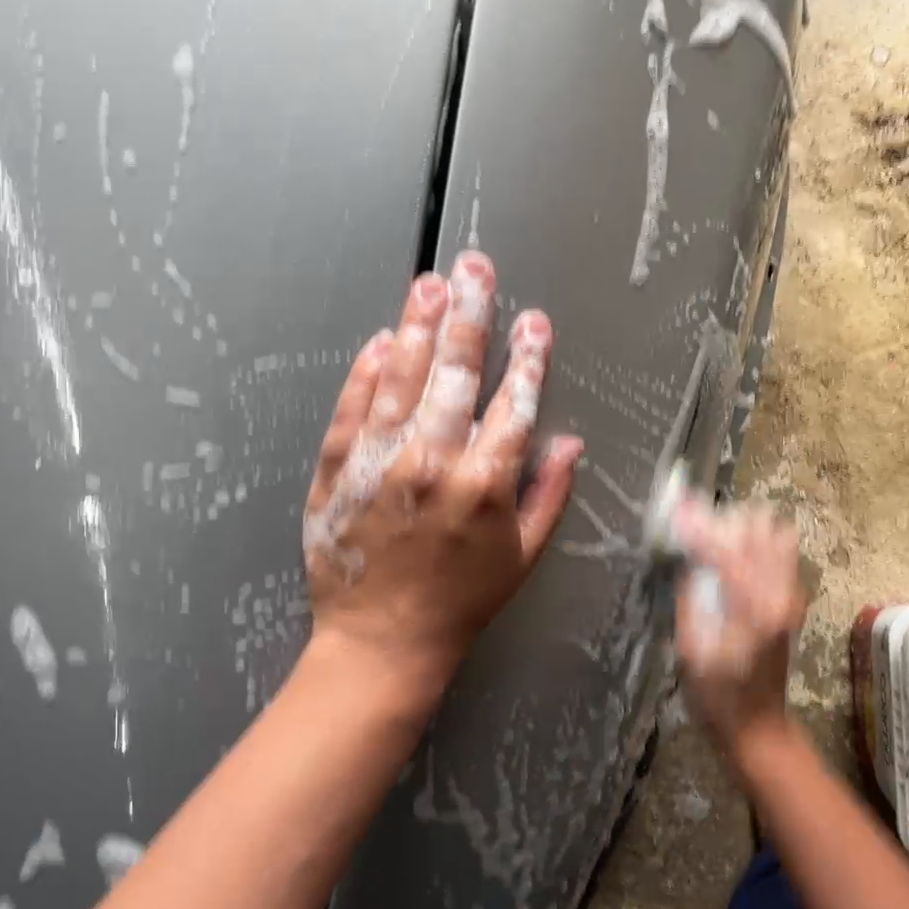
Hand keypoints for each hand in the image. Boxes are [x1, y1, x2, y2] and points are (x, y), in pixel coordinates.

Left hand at [302, 252, 581, 715]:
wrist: (383, 641)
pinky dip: (365, 372)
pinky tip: (378, 340)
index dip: (528, 359)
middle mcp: (434, 464)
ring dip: (416, 325)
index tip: (535, 324)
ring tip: (428, 283)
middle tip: (475, 268)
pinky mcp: (337, 471)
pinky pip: (352, 409)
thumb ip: (549, 494)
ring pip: (400, 378)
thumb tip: (570, 443)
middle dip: (470, 314)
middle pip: (455, 374)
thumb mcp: (523, 556)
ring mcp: (380, 463)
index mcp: (486, 485)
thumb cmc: (462, 602)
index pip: (514, 404)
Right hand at [672, 499, 806, 751]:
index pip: (728, 551)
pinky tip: (733, 561)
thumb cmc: (719, 698)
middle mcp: (781, 596)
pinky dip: (758, 548)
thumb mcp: (690, 652)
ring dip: (747, 532)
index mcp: (754, 610)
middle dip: (729, 524)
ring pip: (778, 537)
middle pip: (764, 530)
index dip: (700, 528)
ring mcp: (793, 597)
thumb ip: (690, 600)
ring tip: (718, 544)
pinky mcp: (794, 602)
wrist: (759, 727)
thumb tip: (688, 560)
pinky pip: (781, 556)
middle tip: (700, 533)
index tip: (679, 510)